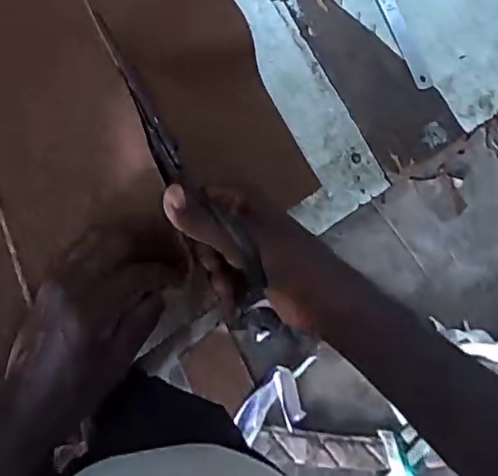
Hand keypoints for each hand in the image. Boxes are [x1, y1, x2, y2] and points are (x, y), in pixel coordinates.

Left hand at [0, 224, 183, 452]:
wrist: (26, 402)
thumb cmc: (75, 392)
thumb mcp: (117, 365)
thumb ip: (141, 322)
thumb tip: (160, 292)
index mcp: (90, 310)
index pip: (135, 274)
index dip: (162, 271)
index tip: (179, 274)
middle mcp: (72, 283)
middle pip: (115, 242)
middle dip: (147, 241)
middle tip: (169, 248)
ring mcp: (57, 276)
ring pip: (96, 236)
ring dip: (126, 237)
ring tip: (148, 246)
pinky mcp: (48, 277)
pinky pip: (80, 246)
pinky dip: (104, 242)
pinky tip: (118, 252)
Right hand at [161, 184, 335, 332]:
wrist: (329, 305)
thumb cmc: (288, 264)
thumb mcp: (240, 244)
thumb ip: (202, 222)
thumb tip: (167, 192)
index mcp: (243, 201)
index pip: (202, 198)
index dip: (191, 218)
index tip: (187, 242)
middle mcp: (245, 219)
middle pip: (206, 230)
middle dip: (205, 254)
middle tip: (213, 269)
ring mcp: (251, 247)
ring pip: (216, 256)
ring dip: (216, 276)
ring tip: (226, 291)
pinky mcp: (257, 273)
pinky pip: (229, 275)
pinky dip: (227, 289)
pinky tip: (232, 303)